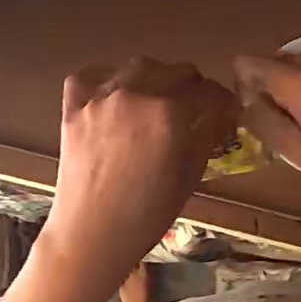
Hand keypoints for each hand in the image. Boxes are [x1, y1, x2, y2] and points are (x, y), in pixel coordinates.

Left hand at [38, 57, 235, 286]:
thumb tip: (218, 115)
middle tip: (197, 104)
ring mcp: (100, 99)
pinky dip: (107, 78)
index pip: (207, 92)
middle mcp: (135, 96)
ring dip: (155, 76)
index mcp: (169, 115)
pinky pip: (91, 75)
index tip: (226, 109)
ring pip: (137, 66)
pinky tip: (115, 94)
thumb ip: (205, 137)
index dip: (223, 100)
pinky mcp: (73, 108)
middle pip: (174, 71)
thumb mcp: (188, 177)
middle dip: (193, 85)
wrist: (91, 235)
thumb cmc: (146, 215)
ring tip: (158, 96)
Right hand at [233, 49, 300, 201]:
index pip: (246, 65)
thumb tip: (244, 101)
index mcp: (300, 80)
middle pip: (266, 65)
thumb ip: (267, 124)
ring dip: (285, 95)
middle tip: (282, 132)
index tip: (257, 120)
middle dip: (264, 93)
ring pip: (287, 69)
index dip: (242, 91)